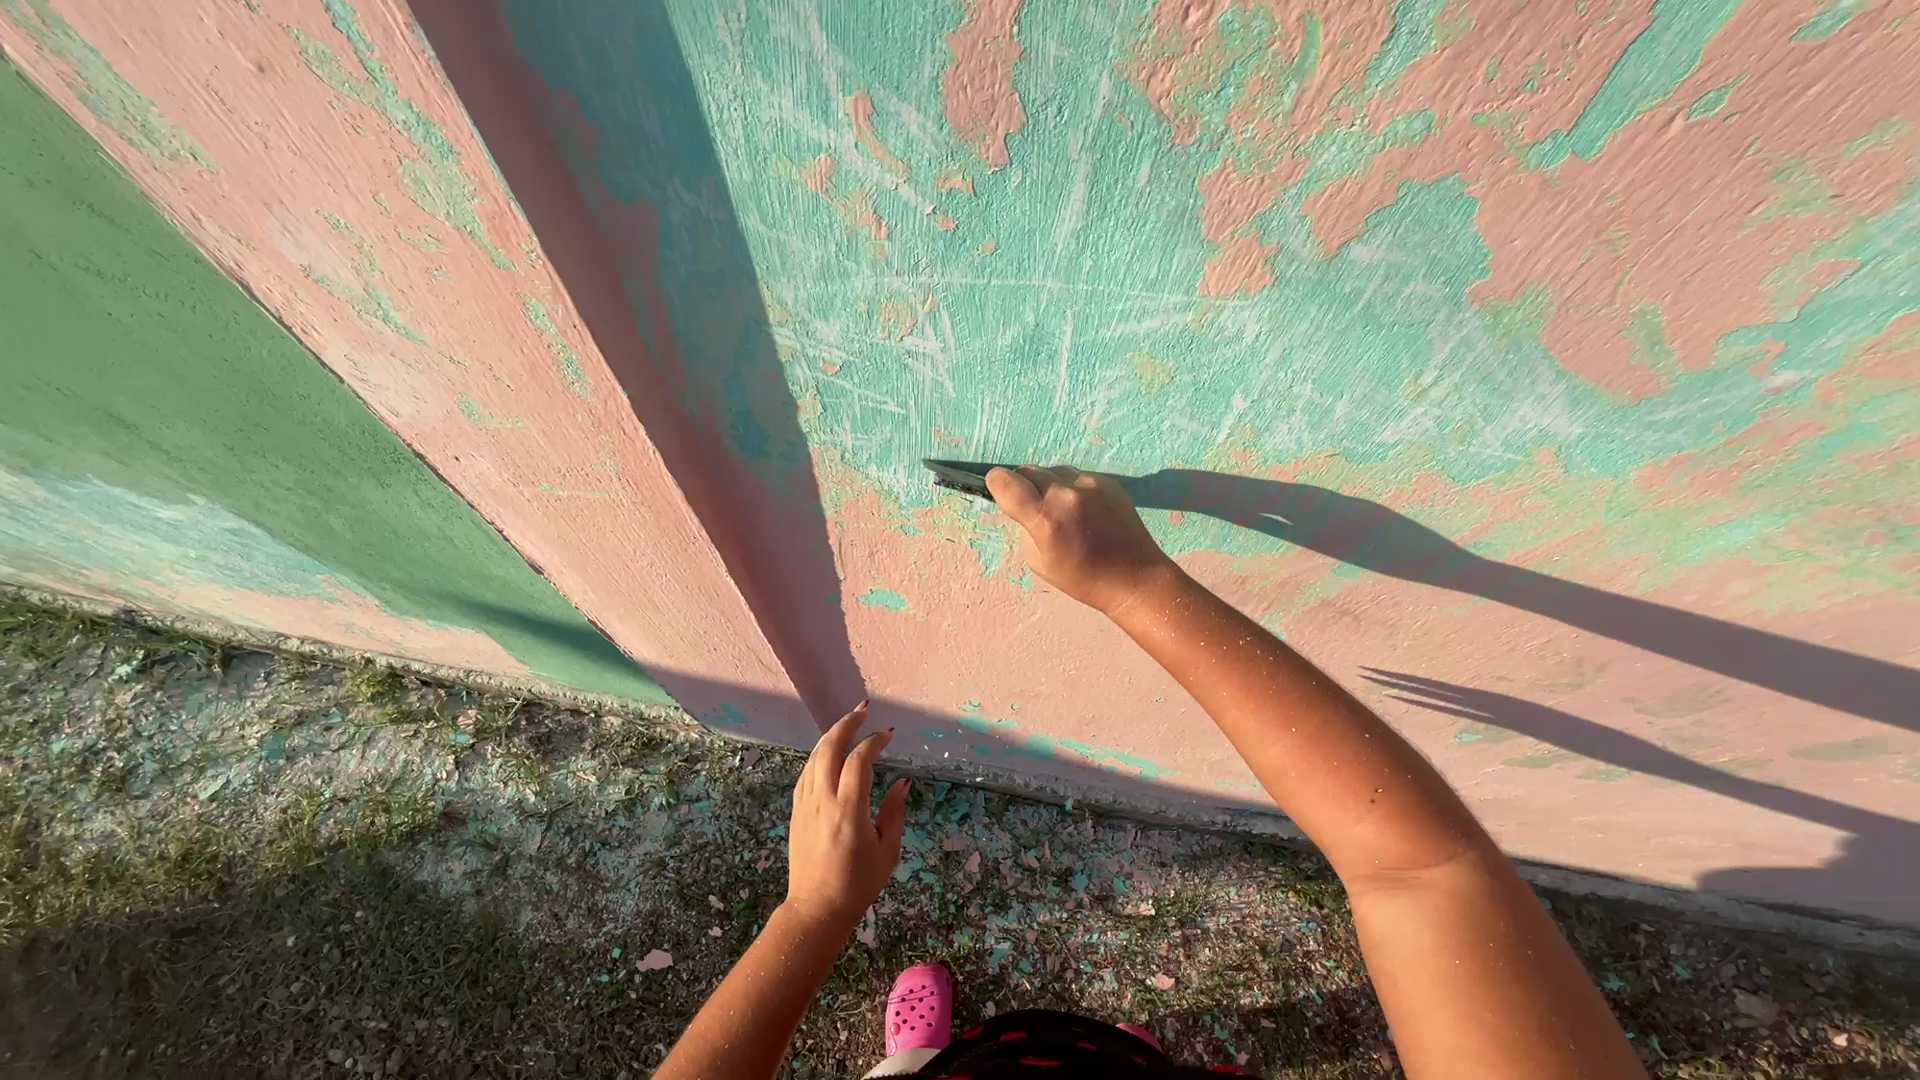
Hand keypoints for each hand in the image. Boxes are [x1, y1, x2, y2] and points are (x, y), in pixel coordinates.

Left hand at [784, 702, 910, 930]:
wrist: (816, 909)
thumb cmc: (858, 884)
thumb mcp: (887, 851)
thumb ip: (894, 812)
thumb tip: (902, 780)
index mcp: (848, 811)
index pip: (858, 761)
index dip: (873, 742)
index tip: (888, 735)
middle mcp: (823, 802)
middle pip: (829, 748)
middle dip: (846, 724)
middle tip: (863, 710)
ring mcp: (805, 805)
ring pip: (814, 758)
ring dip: (831, 736)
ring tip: (848, 724)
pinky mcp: (796, 811)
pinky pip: (806, 773)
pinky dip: (818, 755)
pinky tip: (828, 752)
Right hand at [987, 465, 1178, 615]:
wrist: (1134, 576)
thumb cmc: (1083, 578)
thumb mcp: (1038, 561)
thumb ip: (1025, 526)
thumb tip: (1021, 504)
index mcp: (1046, 518)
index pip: (1005, 481)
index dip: (997, 485)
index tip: (1000, 492)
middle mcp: (1066, 494)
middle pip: (1027, 470)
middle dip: (1022, 485)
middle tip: (1032, 508)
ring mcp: (1090, 484)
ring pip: (1052, 471)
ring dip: (1047, 485)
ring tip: (1061, 512)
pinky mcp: (1107, 481)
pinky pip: (1075, 476)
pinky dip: (1071, 488)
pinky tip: (1082, 512)